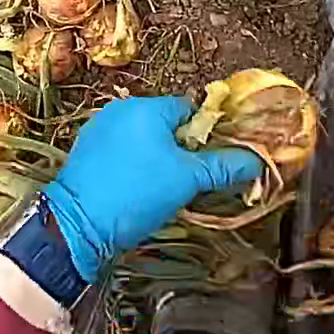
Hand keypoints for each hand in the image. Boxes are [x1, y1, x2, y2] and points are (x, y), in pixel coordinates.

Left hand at [43, 96, 262, 280]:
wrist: (76, 226)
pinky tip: (134, 187)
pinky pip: (121, 147)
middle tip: (184, 178)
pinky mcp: (86, 148)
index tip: (204, 162)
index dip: (202, 135)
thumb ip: (223, 166)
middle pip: (166, 122)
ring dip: (155, 155)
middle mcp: (122, 108)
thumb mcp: (186, 180)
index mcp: (147, 107)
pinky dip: (132, 162)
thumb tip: (257, 160)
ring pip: (143, 136)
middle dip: (179, 147)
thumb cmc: (136, 194)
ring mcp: (100, 127)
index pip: (189, 109)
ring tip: (158, 186)